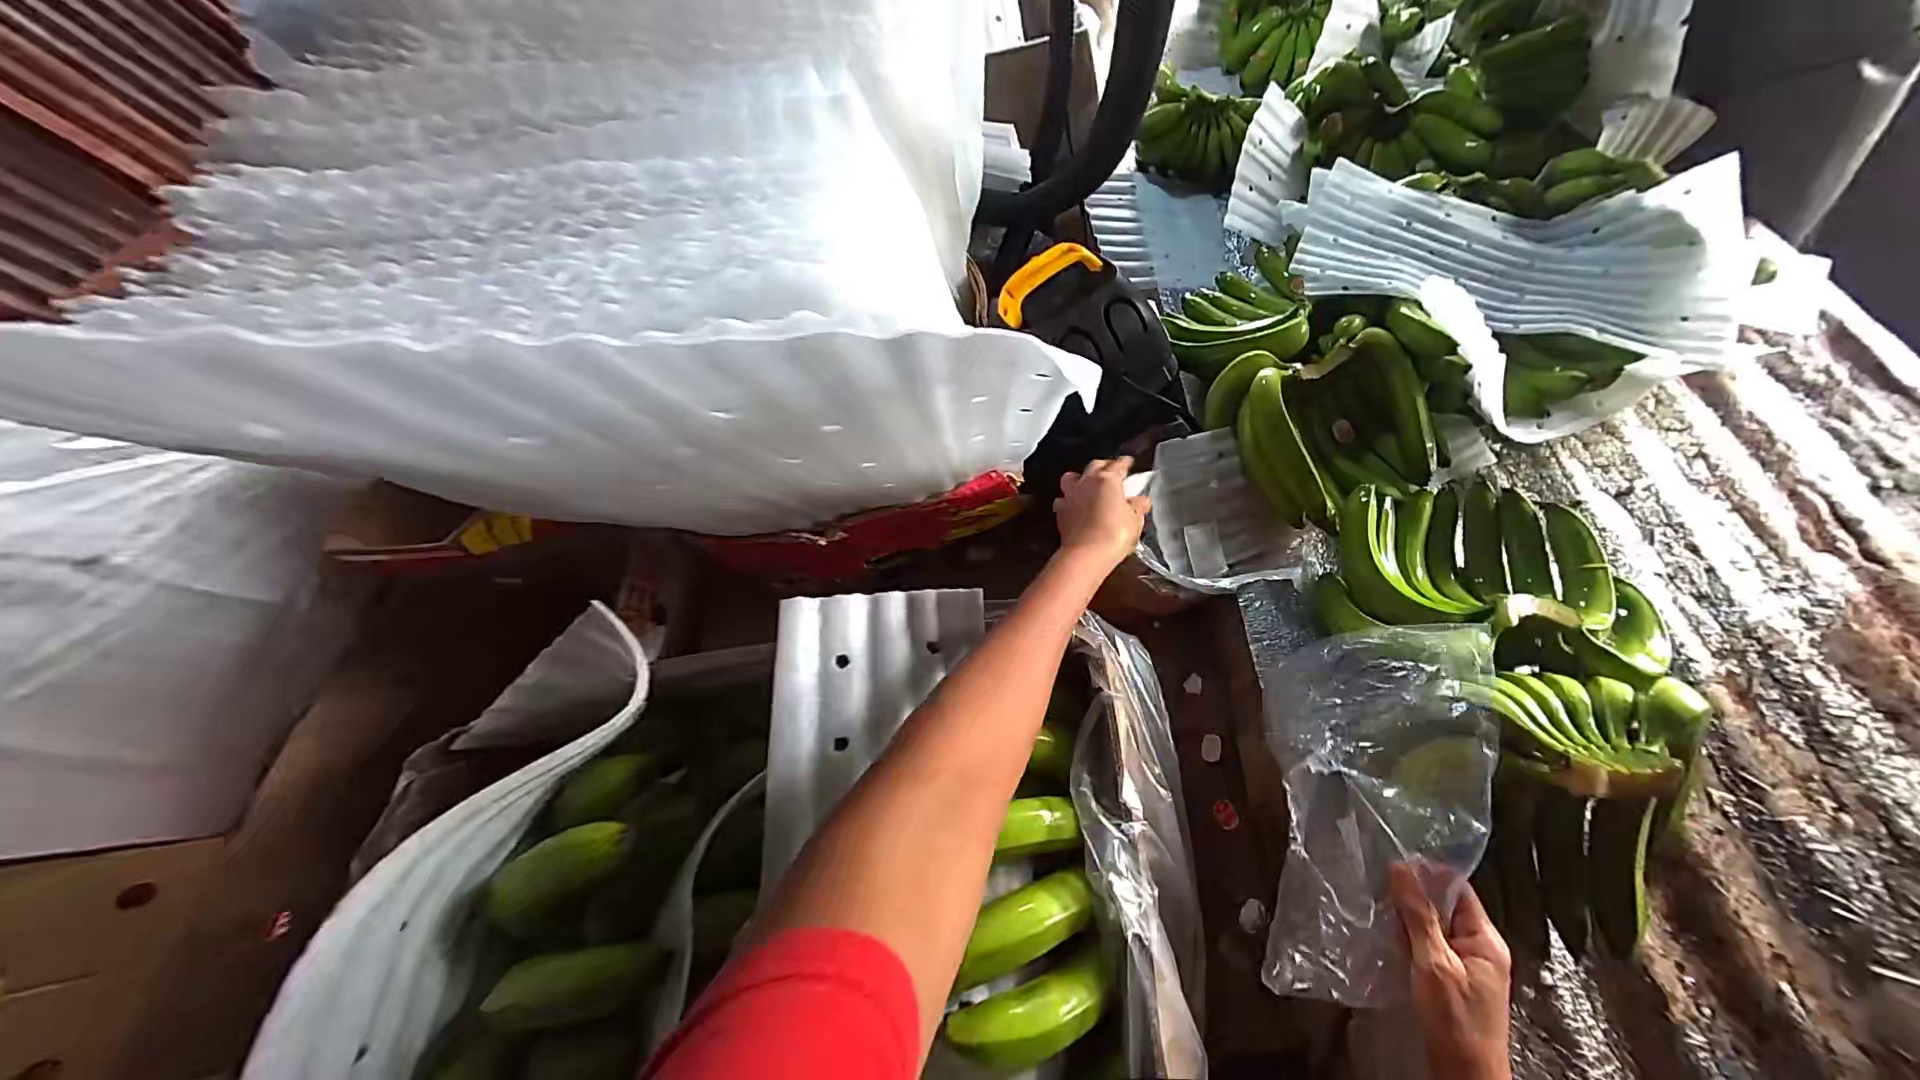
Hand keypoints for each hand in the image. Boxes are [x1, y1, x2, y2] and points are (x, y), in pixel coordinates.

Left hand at [1053, 457, 1149, 571]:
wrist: (1086, 554)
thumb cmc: (1115, 534)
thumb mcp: (1135, 520)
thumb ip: (1137, 507)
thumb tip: (1141, 501)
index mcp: (1107, 479)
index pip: (1118, 465)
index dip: (1125, 463)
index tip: (1128, 462)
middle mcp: (1086, 482)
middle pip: (1094, 466)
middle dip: (1104, 466)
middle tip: (1112, 472)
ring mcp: (1070, 496)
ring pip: (1072, 478)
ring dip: (1080, 480)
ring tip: (1088, 486)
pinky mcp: (1060, 513)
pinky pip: (1063, 500)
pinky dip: (1069, 501)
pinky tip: (1075, 507)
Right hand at [1391, 862, 1511, 1079]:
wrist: (1463, 1075)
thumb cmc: (1454, 1020)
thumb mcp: (1433, 962)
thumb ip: (1417, 914)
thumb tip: (1400, 868)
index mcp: (1486, 940)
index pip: (1457, 889)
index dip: (1427, 872)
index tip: (1394, 857)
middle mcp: (1479, 947)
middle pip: (1443, 904)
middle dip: (1412, 894)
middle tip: (1379, 882)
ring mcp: (1465, 963)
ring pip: (1431, 923)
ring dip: (1407, 915)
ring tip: (1379, 904)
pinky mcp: (1449, 975)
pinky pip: (1427, 942)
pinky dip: (1408, 935)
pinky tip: (1389, 932)